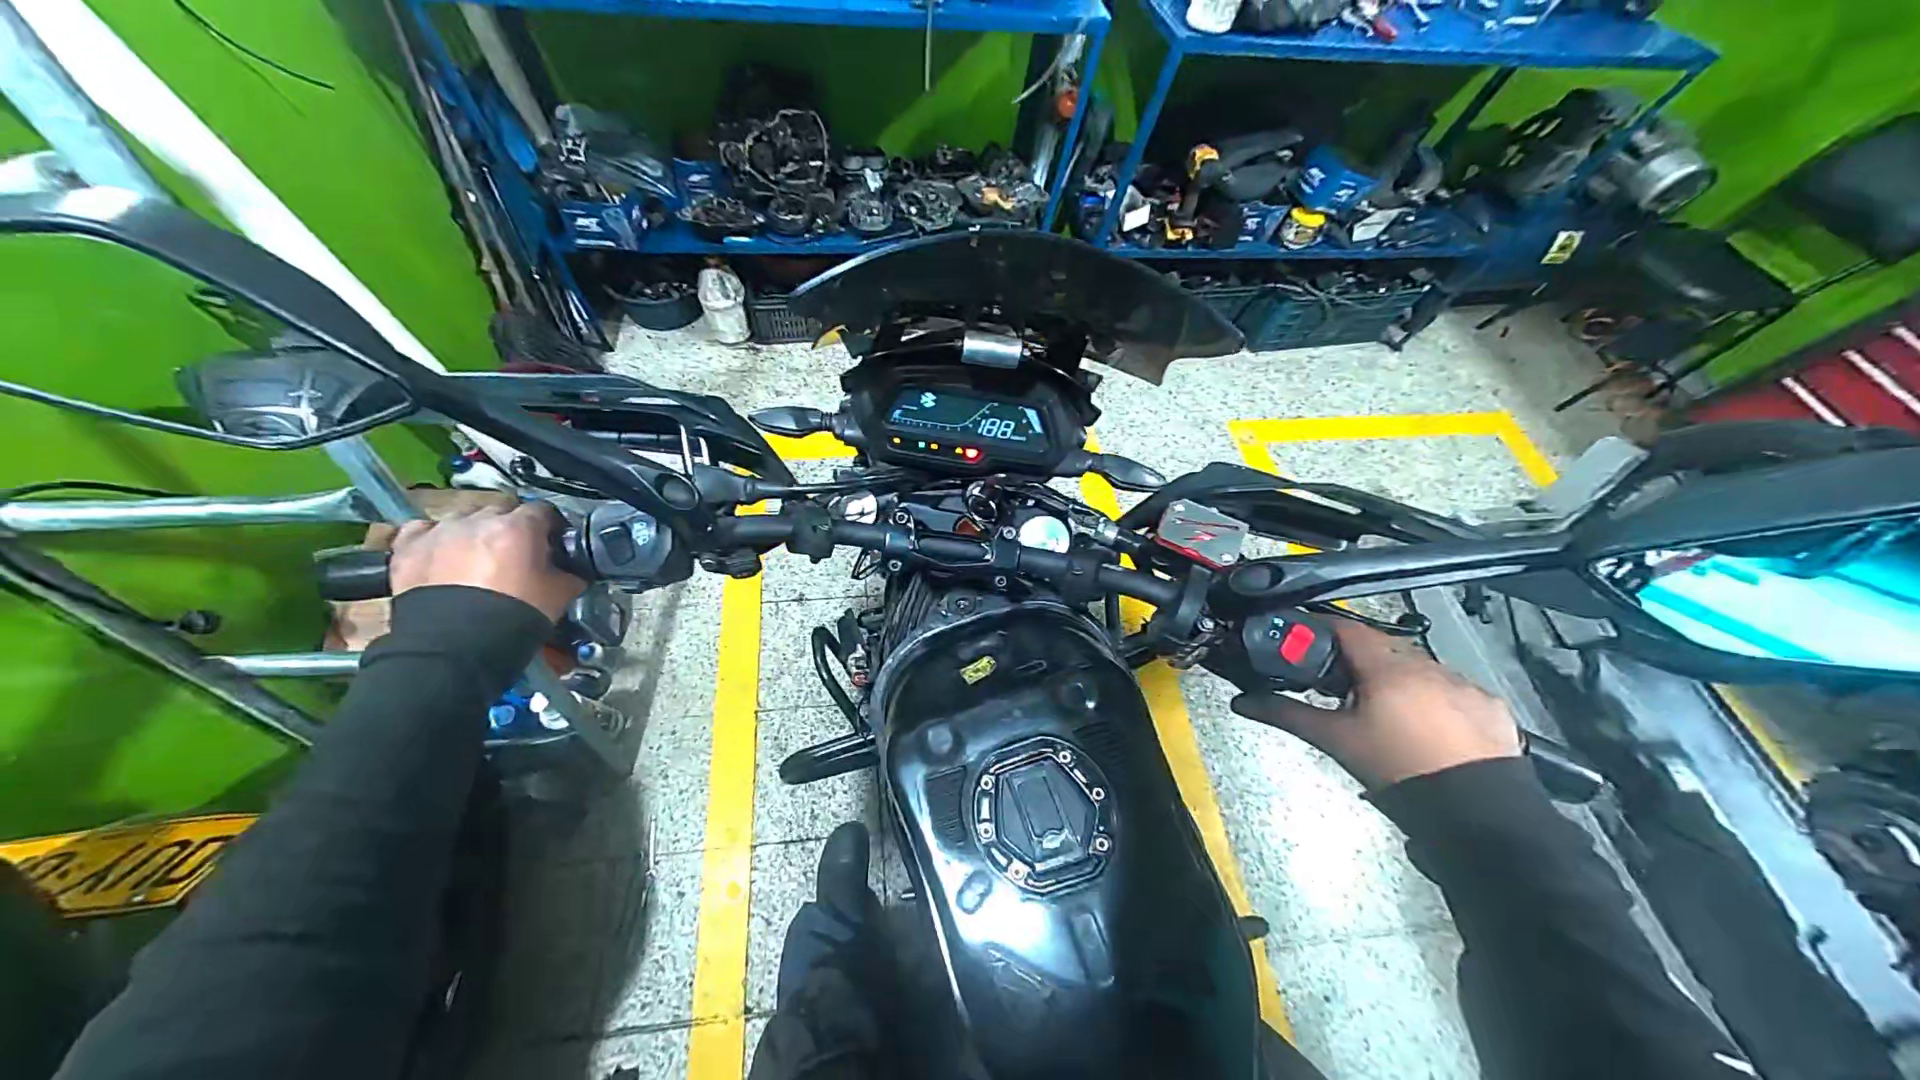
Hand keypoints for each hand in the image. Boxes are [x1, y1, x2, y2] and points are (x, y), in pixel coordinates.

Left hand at [388, 502, 585, 622]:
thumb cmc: (514, 616)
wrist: (457, 645)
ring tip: (477, 556)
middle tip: (516, 551)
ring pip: (463, 517)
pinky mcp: (408, 548)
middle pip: (501, 509)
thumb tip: (573, 571)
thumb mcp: (560, 594)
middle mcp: (479, 521)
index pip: (542, 510)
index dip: (550, 525)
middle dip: (510, 525)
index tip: (552, 540)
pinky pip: (422, 529)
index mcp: (519, 527)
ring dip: (474, 530)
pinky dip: (434, 538)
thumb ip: (569, 573)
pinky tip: (441, 552)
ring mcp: (440, 532)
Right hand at [1231, 619, 1520, 789]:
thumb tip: (1244, 702)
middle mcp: (1429, 667)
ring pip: (1417, 666)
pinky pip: (1452, 688)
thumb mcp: (1335, 741)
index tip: (1304, 638)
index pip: (1346, 628)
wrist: (1477, 816)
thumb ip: (1287, 714)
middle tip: (1336, 681)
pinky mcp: (1490, 706)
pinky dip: (1432, 696)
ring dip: (1395, 676)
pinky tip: (1423, 723)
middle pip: (1381, 646)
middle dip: (1357, 657)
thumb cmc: (1400, 771)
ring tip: (1381, 708)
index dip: (1320, 628)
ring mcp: (1464, 685)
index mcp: (1388, 669)